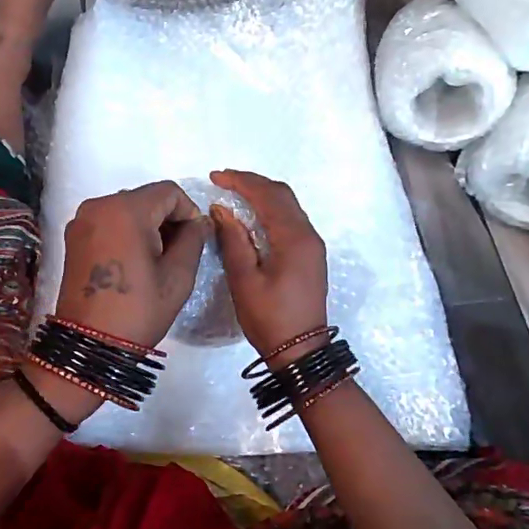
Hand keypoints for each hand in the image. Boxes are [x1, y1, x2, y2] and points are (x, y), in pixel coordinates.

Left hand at [54, 181, 208, 348]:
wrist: (90, 343)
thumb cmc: (139, 310)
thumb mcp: (178, 276)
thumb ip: (193, 239)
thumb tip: (198, 222)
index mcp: (125, 210)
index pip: (169, 191)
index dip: (189, 211)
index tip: (195, 239)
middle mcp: (98, 206)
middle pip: (145, 198)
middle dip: (167, 219)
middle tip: (178, 252)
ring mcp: (81, 221)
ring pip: (126, 209)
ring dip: (147, 226)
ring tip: (157, 260)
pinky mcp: (73, 238)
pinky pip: (108, 222)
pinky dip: (126, 233)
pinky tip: (134, 261)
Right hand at [209, 170, 329, 362]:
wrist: (301, 350)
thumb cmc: (269, 317)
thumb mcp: (244, 280)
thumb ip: (234, 240)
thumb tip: (222, 210)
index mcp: (294, 238)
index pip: (268, 195)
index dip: (242, 181)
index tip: (216, 177)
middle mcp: (309, 235)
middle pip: (282, 195)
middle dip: (253, 183)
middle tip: (224, 180)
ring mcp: (312, 246)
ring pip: (288, 207)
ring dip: (263, 195)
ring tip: (235, 194)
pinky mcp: (309, 256)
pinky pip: (290, 221)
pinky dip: (270, 210)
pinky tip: (252, 217)